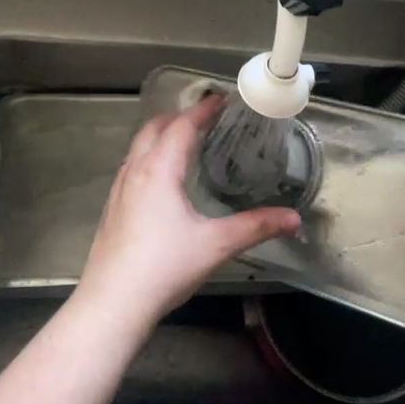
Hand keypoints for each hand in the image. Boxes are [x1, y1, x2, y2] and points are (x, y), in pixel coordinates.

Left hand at [77, 97, 300, 326]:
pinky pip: (130, 168)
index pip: (182, 127)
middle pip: (153, 129)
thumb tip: (292, 218)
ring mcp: (118, 190)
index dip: (203, 110)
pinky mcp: (112, 210)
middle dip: (178, 118)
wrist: (113, 303)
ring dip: (159, 137)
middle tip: (204, 119)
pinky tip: (159, 182)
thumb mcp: (216, 245)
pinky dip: (148, 158)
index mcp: (159, 170)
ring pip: (137, 148)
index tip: (221, 100)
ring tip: (183, 143)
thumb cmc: (164, 267)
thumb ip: (255, 227)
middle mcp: (135, 172)